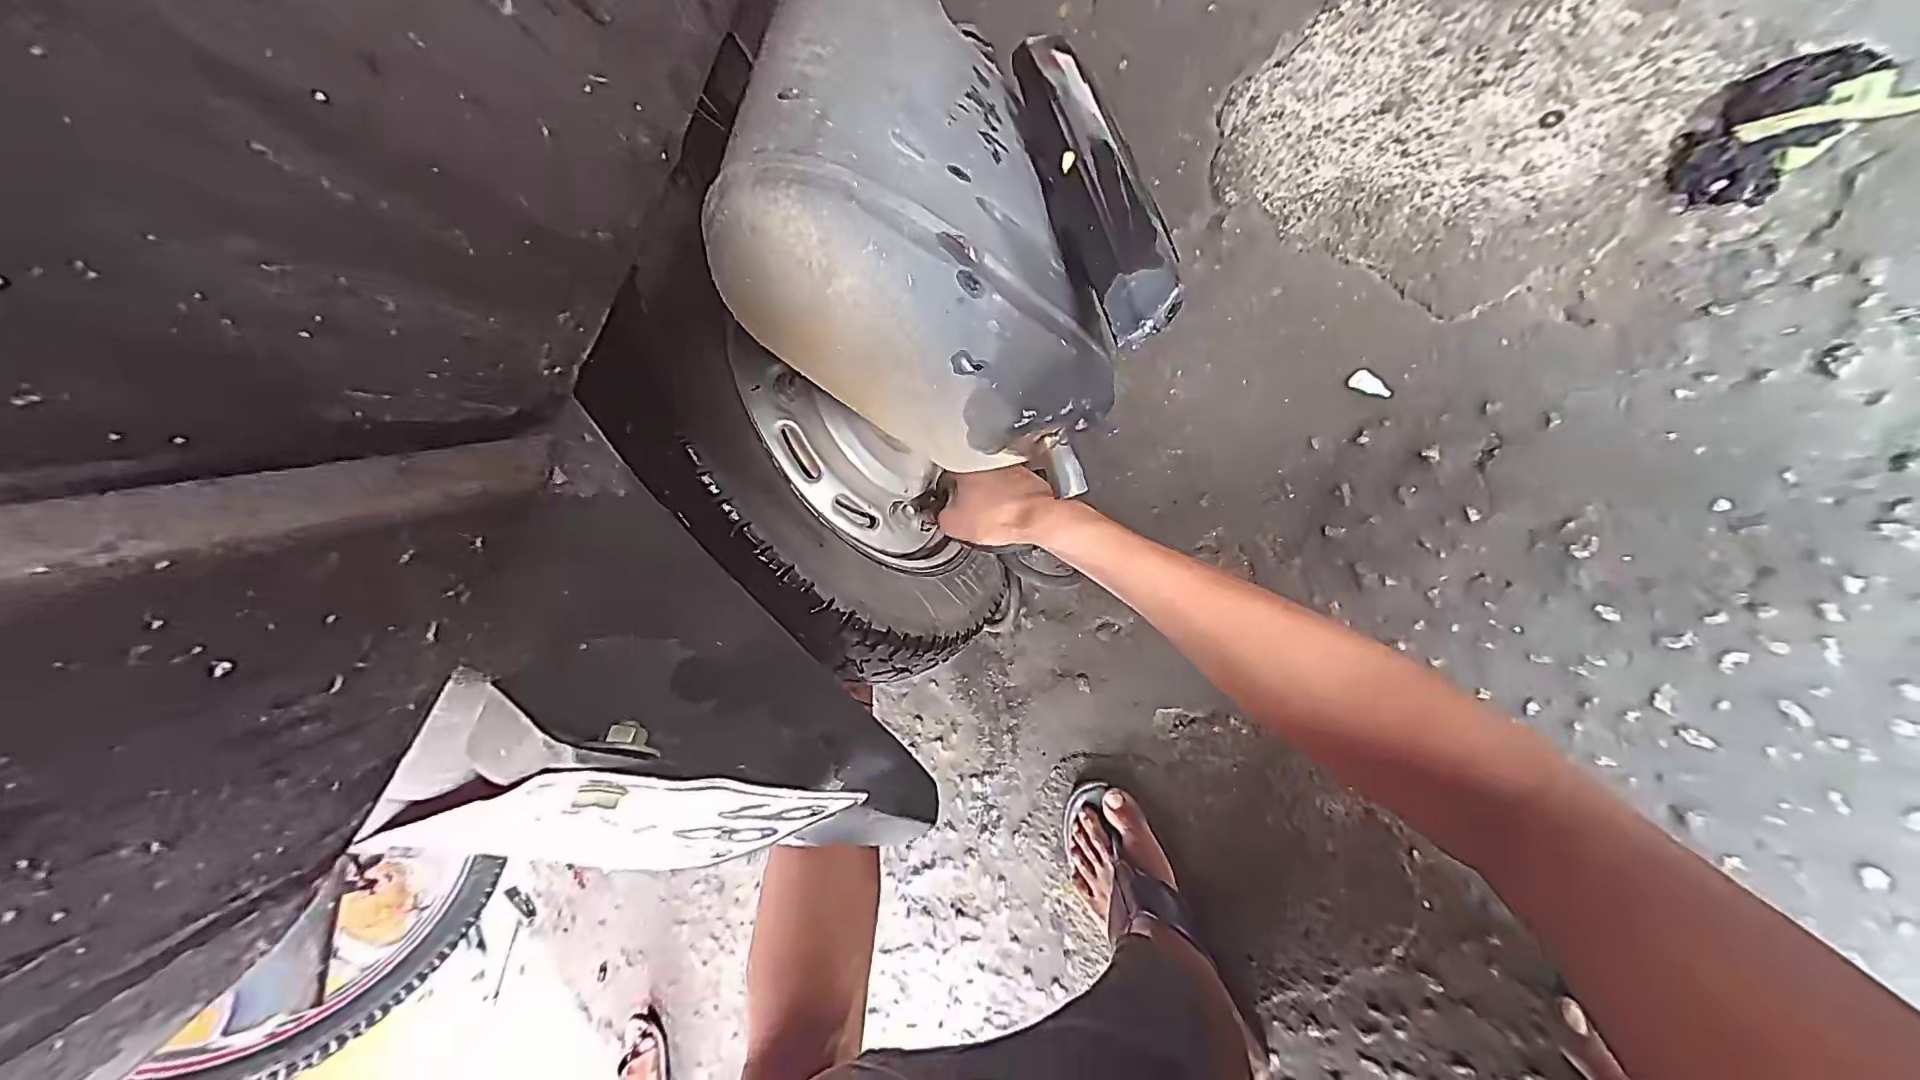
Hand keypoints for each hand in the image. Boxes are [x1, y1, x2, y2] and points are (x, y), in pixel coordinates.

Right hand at [938, 466, 1064, 546]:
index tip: (946, 505)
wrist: (1036, 519)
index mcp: (964, 467)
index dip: (943, 493)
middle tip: (968, 513)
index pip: (944, 476)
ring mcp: (1010, 468)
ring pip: (992, 483)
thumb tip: (940, 515)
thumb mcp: (954, 524)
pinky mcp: (1030, 479)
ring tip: (990, 516)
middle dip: (968, 495)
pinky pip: (1012, 490)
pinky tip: (1007, 515)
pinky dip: (1009, 501)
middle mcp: (987, 462)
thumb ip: (940, 516)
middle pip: (970, 478)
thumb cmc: (1000, 517)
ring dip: (990, 496)